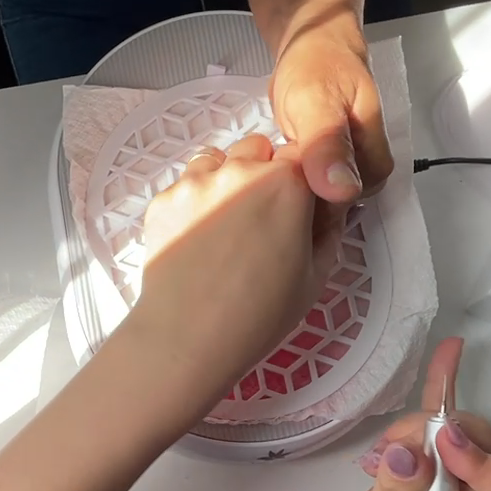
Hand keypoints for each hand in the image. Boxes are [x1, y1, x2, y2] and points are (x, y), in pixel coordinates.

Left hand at [127, 135, 338, 412]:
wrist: (186, 340)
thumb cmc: (257, 317)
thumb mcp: (317, 277)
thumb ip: (327, 229)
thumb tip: (325, 209)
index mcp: (287, 183)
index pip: (306, 155)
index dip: (303, 182)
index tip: (298, 210)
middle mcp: (240, 171)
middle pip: (259, 150)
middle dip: (263, 175)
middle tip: (259, 224)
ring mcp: (195, 182)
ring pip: (217, 160)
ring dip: (226, 181)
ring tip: (224, 229)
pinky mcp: (162, 201)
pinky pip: (184, 186)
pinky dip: (193, 203)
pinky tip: (196, 241)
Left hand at [269, 19, 393, 203]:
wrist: (311, 45)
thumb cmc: (315, 66)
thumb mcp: (316, 101)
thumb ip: (328, 145)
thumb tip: (343, 191)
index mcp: (372, 159)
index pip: (344, 208)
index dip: (310, 211)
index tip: (276, 202)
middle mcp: (364, 171)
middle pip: (332, 212)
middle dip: (298, 209)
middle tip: (261, 193)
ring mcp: (345, 171)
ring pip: (320, 206)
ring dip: (290, 204)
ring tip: (261, 190)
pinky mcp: (325, 169)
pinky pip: (309, 194)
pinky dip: (287, 193)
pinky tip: (267, 186)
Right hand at [326, 337, 490, 490]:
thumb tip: (407, 453)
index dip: (487, 463)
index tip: (441, 452)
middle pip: (484, 447)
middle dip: (441, 435)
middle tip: (395, 448)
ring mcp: (451, 483)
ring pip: (455, 433)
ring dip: (418, 428)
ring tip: (381, 453)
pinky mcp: (426, 468)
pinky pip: (436, 428)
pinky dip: (437, 396)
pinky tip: (442, 363)